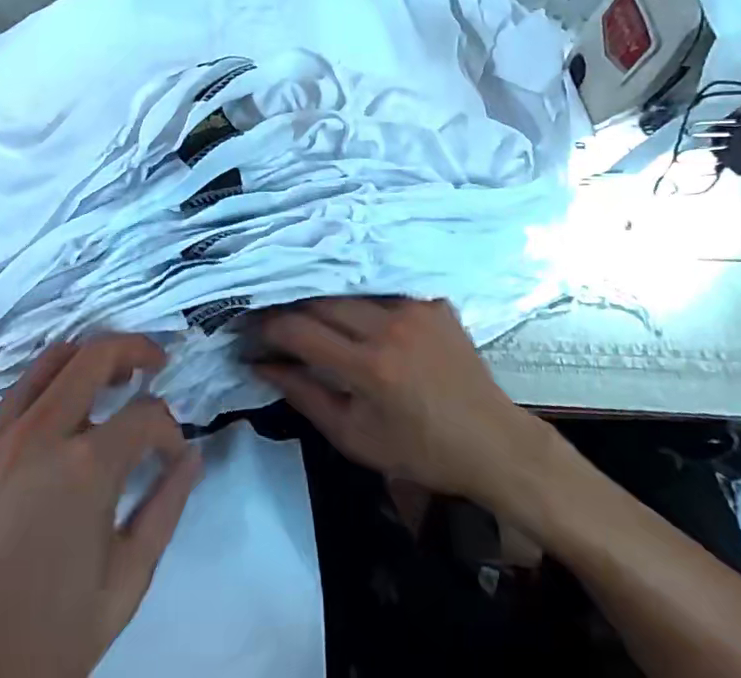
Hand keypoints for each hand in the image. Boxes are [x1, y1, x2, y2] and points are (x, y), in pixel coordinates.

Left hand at [0, 335, 202, 677]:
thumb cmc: (37, 643)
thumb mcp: (122, 587)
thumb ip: (164, 512)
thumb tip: (190, 460)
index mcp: (85, 467)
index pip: (147, 415)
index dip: (171, 431)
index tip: (174, 457)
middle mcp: (40, 433)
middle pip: (96, 355)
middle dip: (136, 351)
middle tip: (157, 365)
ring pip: (49, 362)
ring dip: (89, 359)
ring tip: (113, 381)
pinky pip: (17, 394)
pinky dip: (51, 384)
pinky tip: (64, 418)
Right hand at [251, 297, 550, 505]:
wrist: (491, 441)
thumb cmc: (419, 451)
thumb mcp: (353, 435)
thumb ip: (303, 394)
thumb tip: (261, 364)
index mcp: (369, 366)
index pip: (299, 330)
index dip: (266, 328)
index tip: (249, 332)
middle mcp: (391, 325)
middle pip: (320, 299)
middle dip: (288, 306)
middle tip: (269, 318)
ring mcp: (416, 307)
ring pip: (350, 289)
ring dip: (322, 299)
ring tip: (305, 312)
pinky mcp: (434, 301)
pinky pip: (383, 290)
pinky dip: (360, 299)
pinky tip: (351, 311)